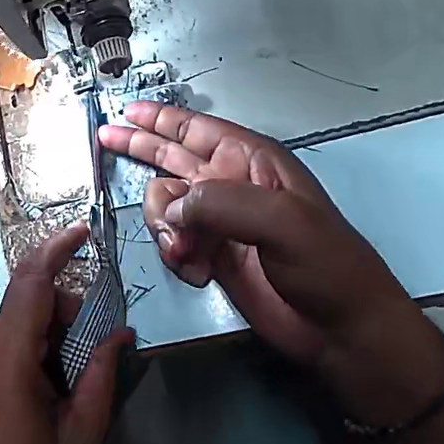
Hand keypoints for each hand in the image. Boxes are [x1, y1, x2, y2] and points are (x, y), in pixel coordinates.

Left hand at [0, 223, 133, 443]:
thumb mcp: (81, 432)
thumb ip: (102, 372)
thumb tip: (120, 331)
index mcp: (4, 357)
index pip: (30, 283)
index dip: (57, 249)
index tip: (83, 231)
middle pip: (29, 302)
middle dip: (68, 313)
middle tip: (98, 352)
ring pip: (19, 320)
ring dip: (52, 333)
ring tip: (73, 382)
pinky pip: (5, 339)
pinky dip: (34, 346)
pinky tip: (50, 386)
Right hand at [98, 102, 443, 423]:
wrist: (338, 330)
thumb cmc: (325, 265)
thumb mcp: (283, 221)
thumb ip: (221, 203)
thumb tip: (173, 207)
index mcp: (252, 162)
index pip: (196, 129)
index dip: (161, 118)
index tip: (128, 112)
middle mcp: (229, 184)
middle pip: (171, 156)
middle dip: (139, 147)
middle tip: (106, 138)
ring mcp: (218, 220)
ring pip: (164, 206)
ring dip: (164, 227)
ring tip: (185, 251)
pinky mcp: (209, 253)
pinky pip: (171, 241)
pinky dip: (175, 255)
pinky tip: (196, 271)